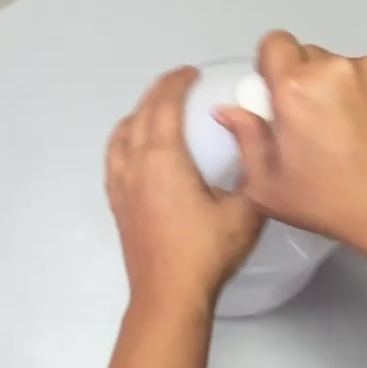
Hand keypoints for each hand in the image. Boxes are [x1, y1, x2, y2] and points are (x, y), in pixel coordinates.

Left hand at [107, 67, 264, 310]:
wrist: (169, 295)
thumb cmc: (209, 251)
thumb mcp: (248, 207)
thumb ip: (252, 163)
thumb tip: (247, 126)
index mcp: (163, 158)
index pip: (165, 104)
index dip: (177, 82)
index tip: (193, 72)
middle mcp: (135, 163)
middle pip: (141, 113)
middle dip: (159, 91)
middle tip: (181, 82)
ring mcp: (120, 184)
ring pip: (122, 133)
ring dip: (141, 112)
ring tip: (160, 109)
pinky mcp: (117, 202)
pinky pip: (114, 155)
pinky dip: (126, 137)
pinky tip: (138, 146)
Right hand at [214, 31, 366, 254]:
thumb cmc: (327, 201)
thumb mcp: (268, 184)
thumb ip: (245, 137)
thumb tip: (226, 109)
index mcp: (295, 86)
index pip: (274, 42)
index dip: (272, 65)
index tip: (278, 95)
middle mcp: (333, 67)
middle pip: (307, 55)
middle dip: (304, 81)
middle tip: (313, 120)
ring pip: (340, 66)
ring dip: (336, 86)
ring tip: (347, 127)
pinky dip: (365, 92)